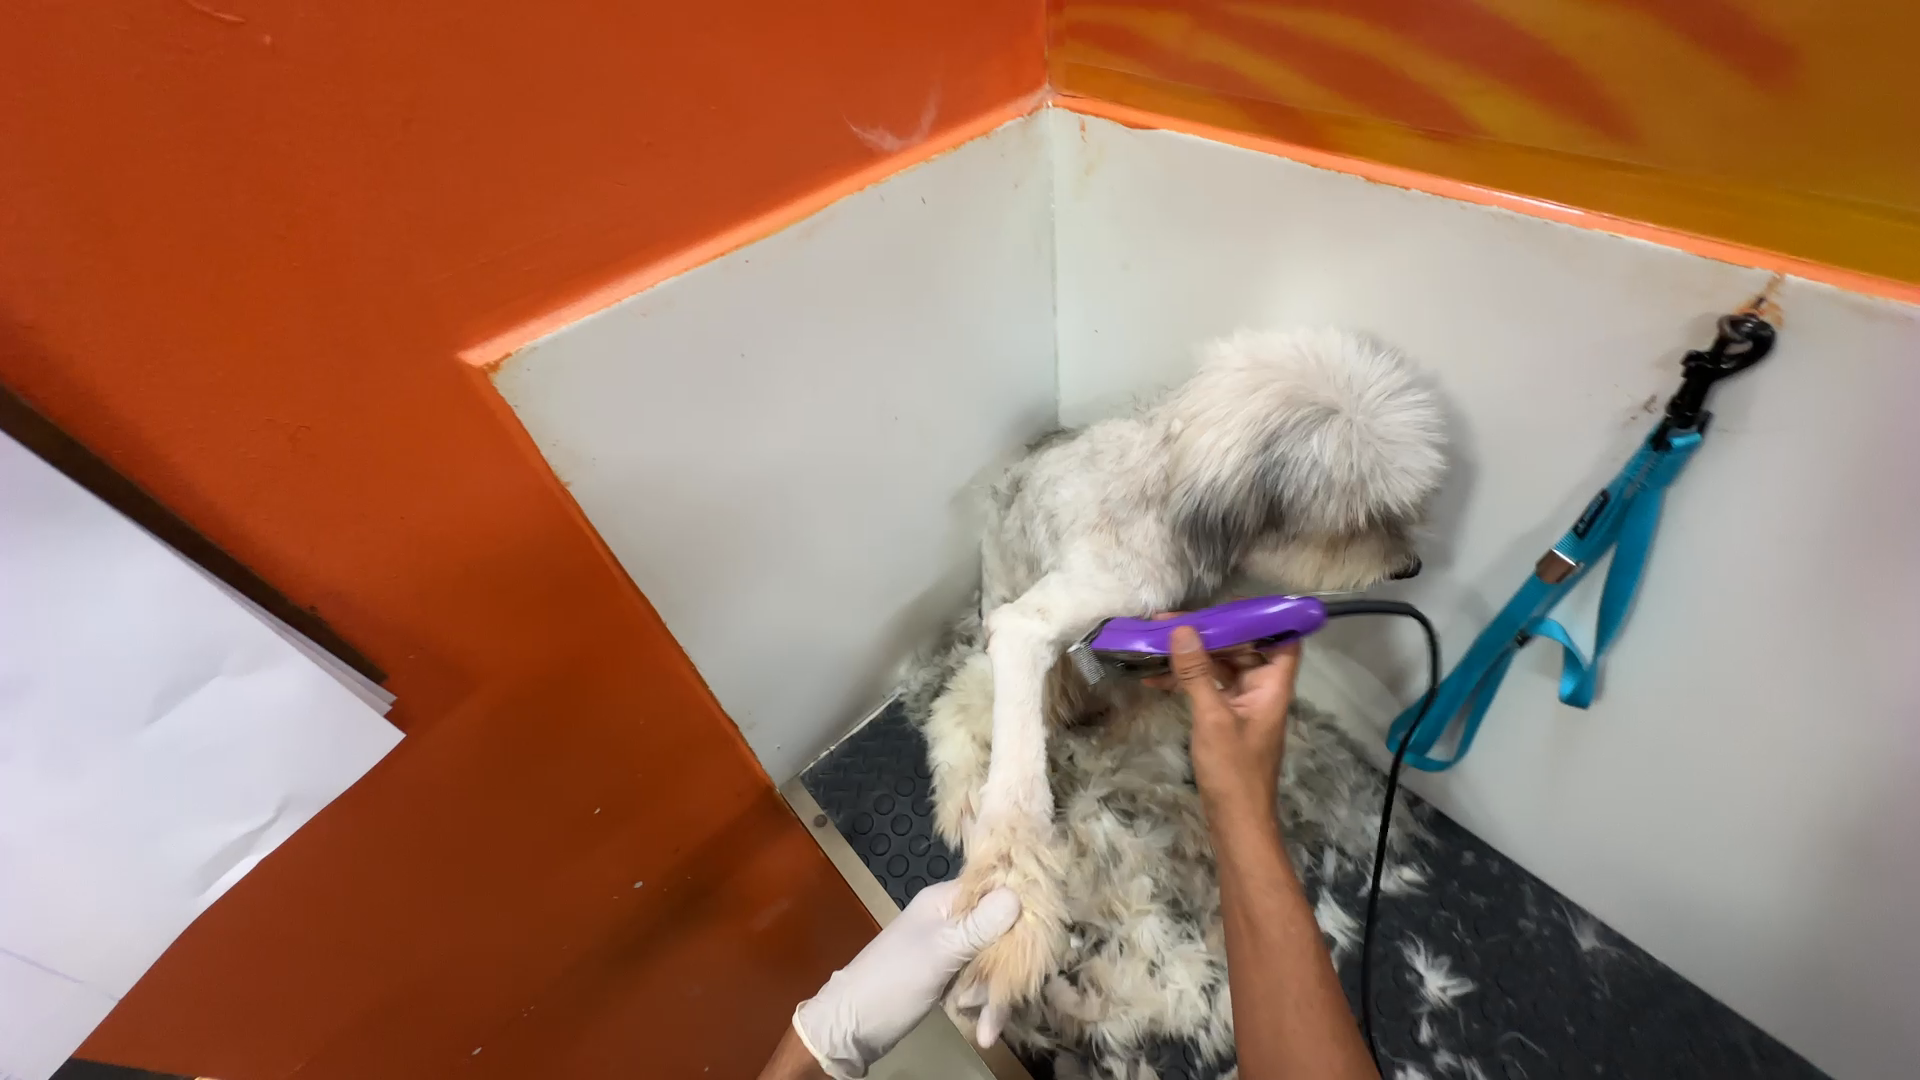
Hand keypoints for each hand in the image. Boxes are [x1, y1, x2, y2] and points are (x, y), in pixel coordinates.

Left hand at [792, 879, 1020, 1078]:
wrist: (851, 1026)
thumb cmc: (893, 980)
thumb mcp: (939, 953)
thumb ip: (978, 926)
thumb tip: (1017, 894)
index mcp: (946, 900)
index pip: (993, 887)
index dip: (1020, 904)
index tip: (1046, 928)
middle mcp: (950, 916)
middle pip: (998, 928)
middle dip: (1009, 963)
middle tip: (1018, 992)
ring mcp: (949, 946)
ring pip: (991, 959)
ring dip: (995, 992)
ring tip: (991, 1024)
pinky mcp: (947, 974)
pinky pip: (978, 980)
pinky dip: (983, 1003)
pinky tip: (986, 1029)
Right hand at [1166, 625, 1301, 821]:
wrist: (1235, 822)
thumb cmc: (1233, 771)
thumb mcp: (1212, 718)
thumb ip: (1197, 673)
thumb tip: (1183, 630)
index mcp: (1272, 686)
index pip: (1282, 639)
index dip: (1262, 618)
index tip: (1224, 606)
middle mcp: (1261, 689)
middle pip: (1243, 647)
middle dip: (1209, 633)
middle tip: (1170, 621)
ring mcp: (1242, 704)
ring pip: (1220, 666)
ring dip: (1191, 654)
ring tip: (1155, 642)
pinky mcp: (1224, 717)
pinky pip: (1206, 686)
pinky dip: (1184, 678)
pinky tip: (1153, 677)